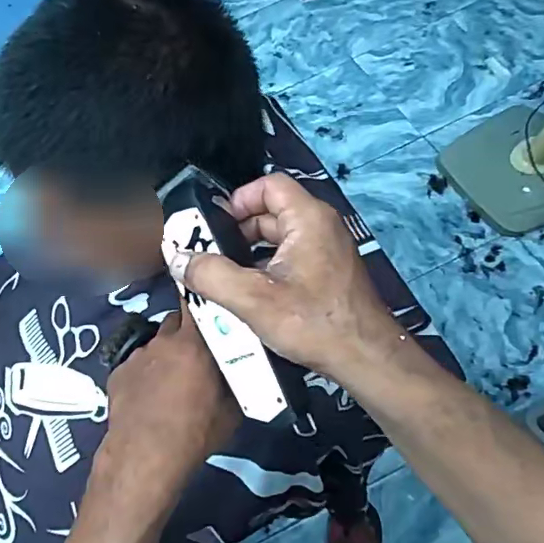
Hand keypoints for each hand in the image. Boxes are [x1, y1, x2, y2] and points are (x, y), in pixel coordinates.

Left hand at [92, 306, 242, 518]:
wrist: (144, 456)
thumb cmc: (196, 432)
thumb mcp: (232, 408)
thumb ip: (234, 376)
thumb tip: (240, 365)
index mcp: (195, 343)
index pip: (198, 301)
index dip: (203, 301)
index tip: (211, 306)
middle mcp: (164, 341)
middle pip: (176, 320)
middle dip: (187, 330)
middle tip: (198, 352)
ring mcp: (138, 355)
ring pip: (156, 343)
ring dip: (166, 352)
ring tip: (172, 380)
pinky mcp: (118, 371)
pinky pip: (137, 363)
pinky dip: (145, 372)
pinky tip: (149, 396)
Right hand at [173, 173, 406, 381]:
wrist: (366, 358)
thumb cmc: (313, 322)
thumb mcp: (253, 299)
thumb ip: (211, 275)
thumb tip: (177, 258)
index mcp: (308, 219)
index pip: (269, 185)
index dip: (238, 199)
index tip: (215, 225)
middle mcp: (322, 227)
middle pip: (272, 212)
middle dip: (238, 231)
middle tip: (212, 255)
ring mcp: (329, 251)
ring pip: (280, 238)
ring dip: (251, 253)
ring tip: (225, 277)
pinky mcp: (330, 274)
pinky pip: (292, 258)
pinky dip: (269, 268)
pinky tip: (252, 296)